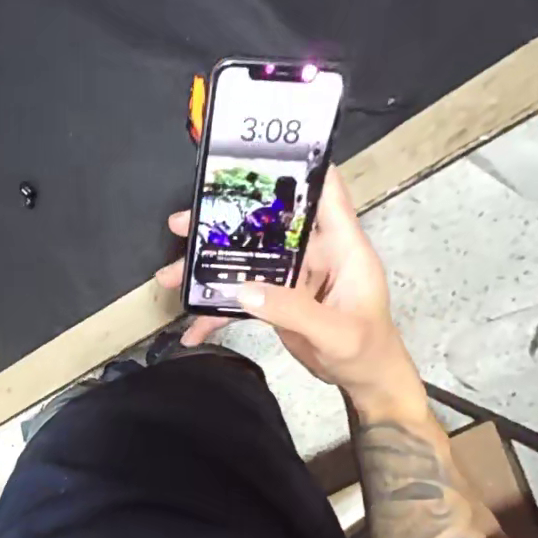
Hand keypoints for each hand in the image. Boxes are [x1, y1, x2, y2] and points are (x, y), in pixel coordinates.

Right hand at [155, 167, 424, 418]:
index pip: (325, 193)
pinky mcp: (279, 300)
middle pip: (267, 225)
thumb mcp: (336, 332)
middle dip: (224, 223)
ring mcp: (293, 277)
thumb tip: (243, 291)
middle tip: (182, 224)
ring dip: (210, 268)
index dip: (299, 169)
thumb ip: (293, 310)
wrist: (364, 380)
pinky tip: (193, 328)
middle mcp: (315, 254)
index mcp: (341, 247)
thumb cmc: (367, 350)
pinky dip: (219, 311)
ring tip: (171, 275)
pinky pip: (245, 298)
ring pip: (247, 261)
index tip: (258, 157)